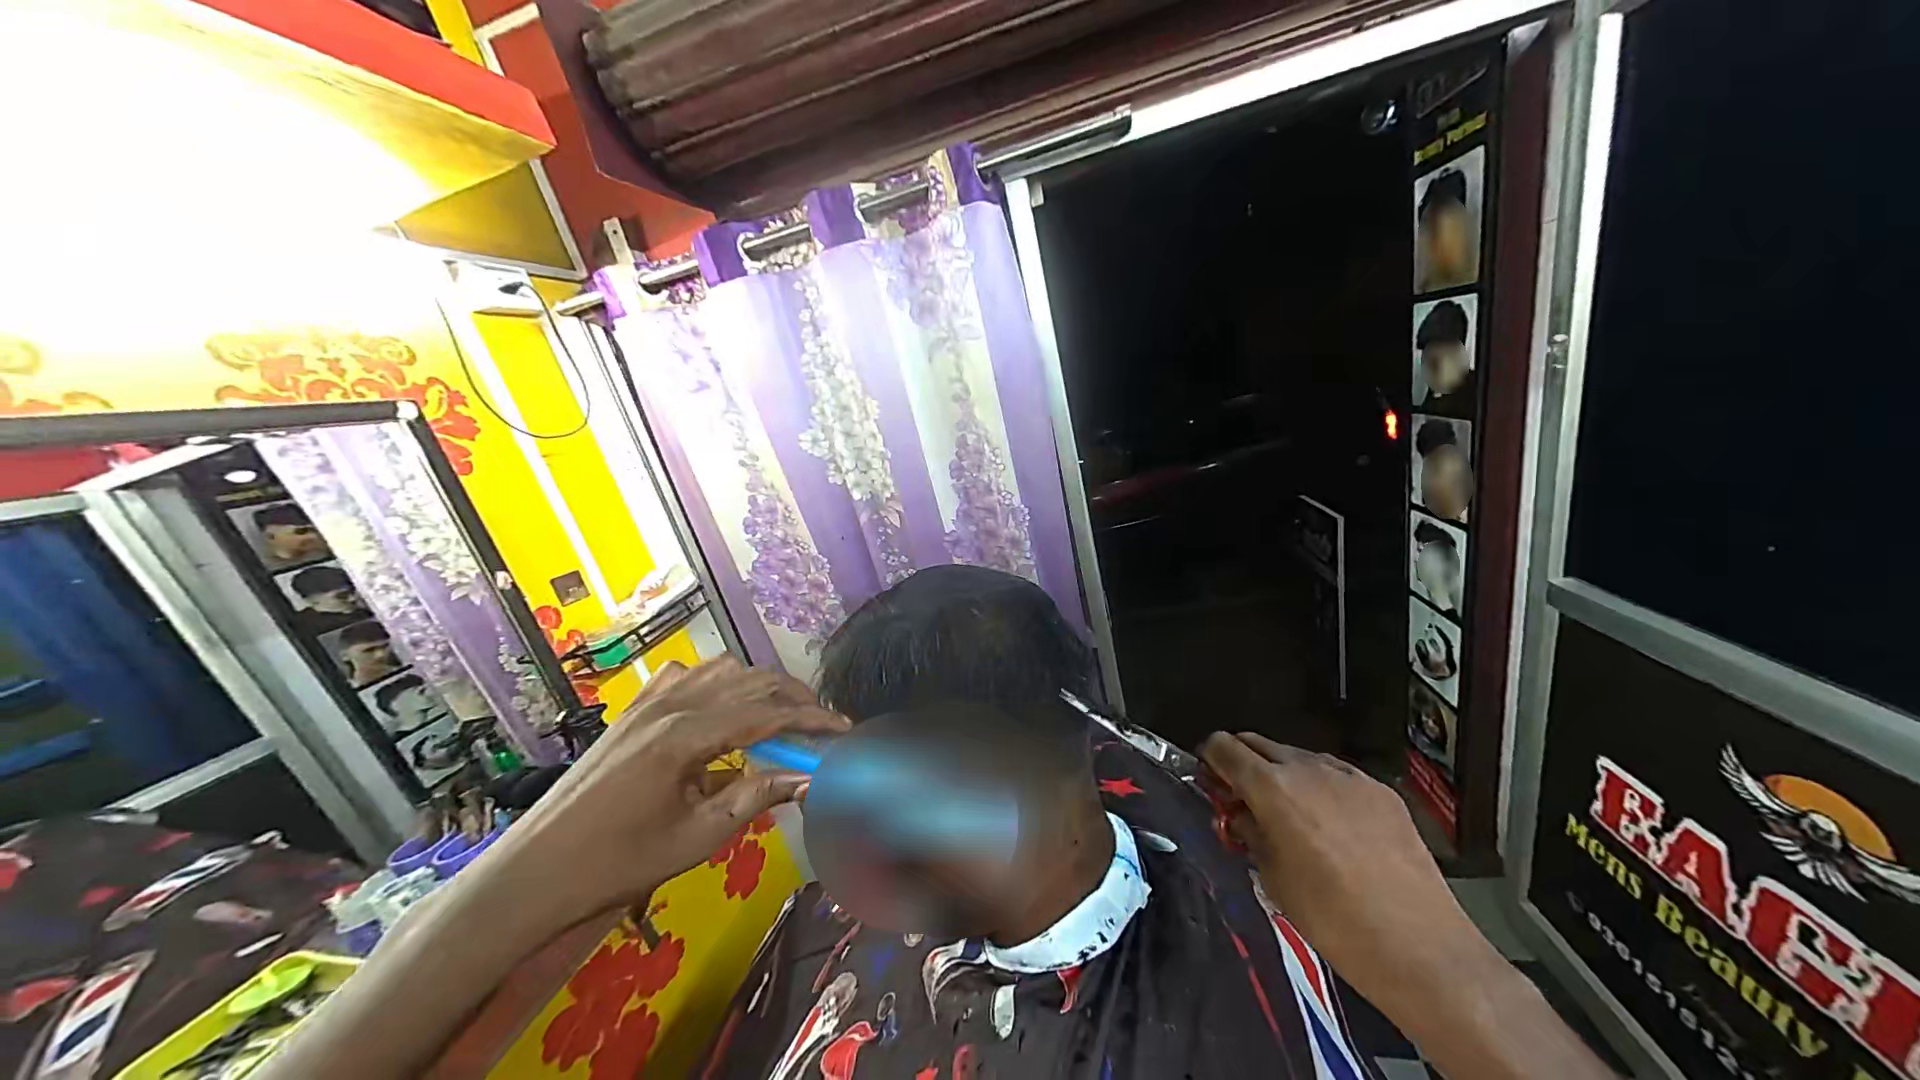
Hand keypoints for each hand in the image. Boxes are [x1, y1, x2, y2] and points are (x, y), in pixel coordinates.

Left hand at [484, 657, 848, 924]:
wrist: (533, 873)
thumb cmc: (616, 864)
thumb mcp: (696, 837)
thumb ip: (756, 797)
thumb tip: (809, 779)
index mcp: (685, 736)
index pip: (767, 713)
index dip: (812, 719)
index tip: (845, 729)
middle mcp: (670, 705)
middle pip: (750, 681)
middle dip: (793, 697)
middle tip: (820, 725)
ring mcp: (648, 702)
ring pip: (721, 670)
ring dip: (759, 687)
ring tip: (780, 717)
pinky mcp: (633, 710)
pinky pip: (688, 676)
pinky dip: (719, 683)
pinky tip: (722, 710)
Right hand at [1197, 731, 1488, 1013]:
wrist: (1419, 946)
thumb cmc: (1333, 919)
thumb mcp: (1271, 876)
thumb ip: (1249, 831)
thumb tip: (1239, 814)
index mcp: (1272, 787)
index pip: (1223, 746)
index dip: (1208, 758)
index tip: (1209, 779)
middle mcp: (1308, 769)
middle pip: (1257, 742)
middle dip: (1242, 762)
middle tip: (1240, 797)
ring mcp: (1349, 776)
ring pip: (1297, 756)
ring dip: (1281, 773)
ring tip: (1288, 814)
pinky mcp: (1382, 791)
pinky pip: (1336, 774)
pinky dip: (1320, 786)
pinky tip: (1330, 825)